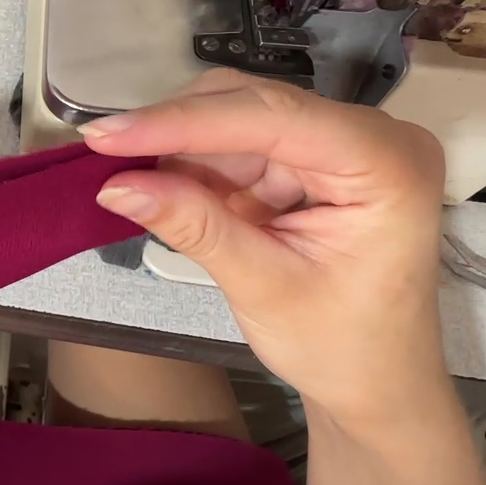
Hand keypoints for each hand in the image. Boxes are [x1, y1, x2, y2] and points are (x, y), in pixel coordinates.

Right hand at [81, 69, 447, 423]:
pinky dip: (186, 162)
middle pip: (252, 103)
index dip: (183, 122)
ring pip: (233, 116)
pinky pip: (231, 144)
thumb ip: (193, 227)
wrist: (371, 380)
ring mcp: (332, 145)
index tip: (106, 134)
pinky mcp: (301, 160)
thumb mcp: (262, 287)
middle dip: (173, 127)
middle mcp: (365, 137)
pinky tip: (153, 179)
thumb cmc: (338, 344)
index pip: (273, 118)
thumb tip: (115, 186)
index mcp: (386, 164)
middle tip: (99, 147)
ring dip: (173, 144)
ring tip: (120, 170)